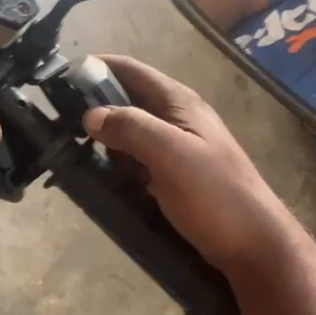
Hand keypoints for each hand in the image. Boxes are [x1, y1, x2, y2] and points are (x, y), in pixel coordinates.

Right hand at [79, 55, 296, 273]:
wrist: (256, 247)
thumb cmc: (216, 196)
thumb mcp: (170, 155)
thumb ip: (131, 128)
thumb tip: (90, 114)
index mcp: (178, 102)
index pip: (129, 70)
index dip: (95, 67)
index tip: (59, 80)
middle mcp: (176, 117)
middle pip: (126, 97)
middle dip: (93, 104)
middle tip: (59, 121)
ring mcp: (176, 147)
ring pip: (128, 129)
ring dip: (103, 135)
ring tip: (73, 149)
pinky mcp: (172, 174)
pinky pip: (135, 157)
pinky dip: (115, 159)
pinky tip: (101, 174)